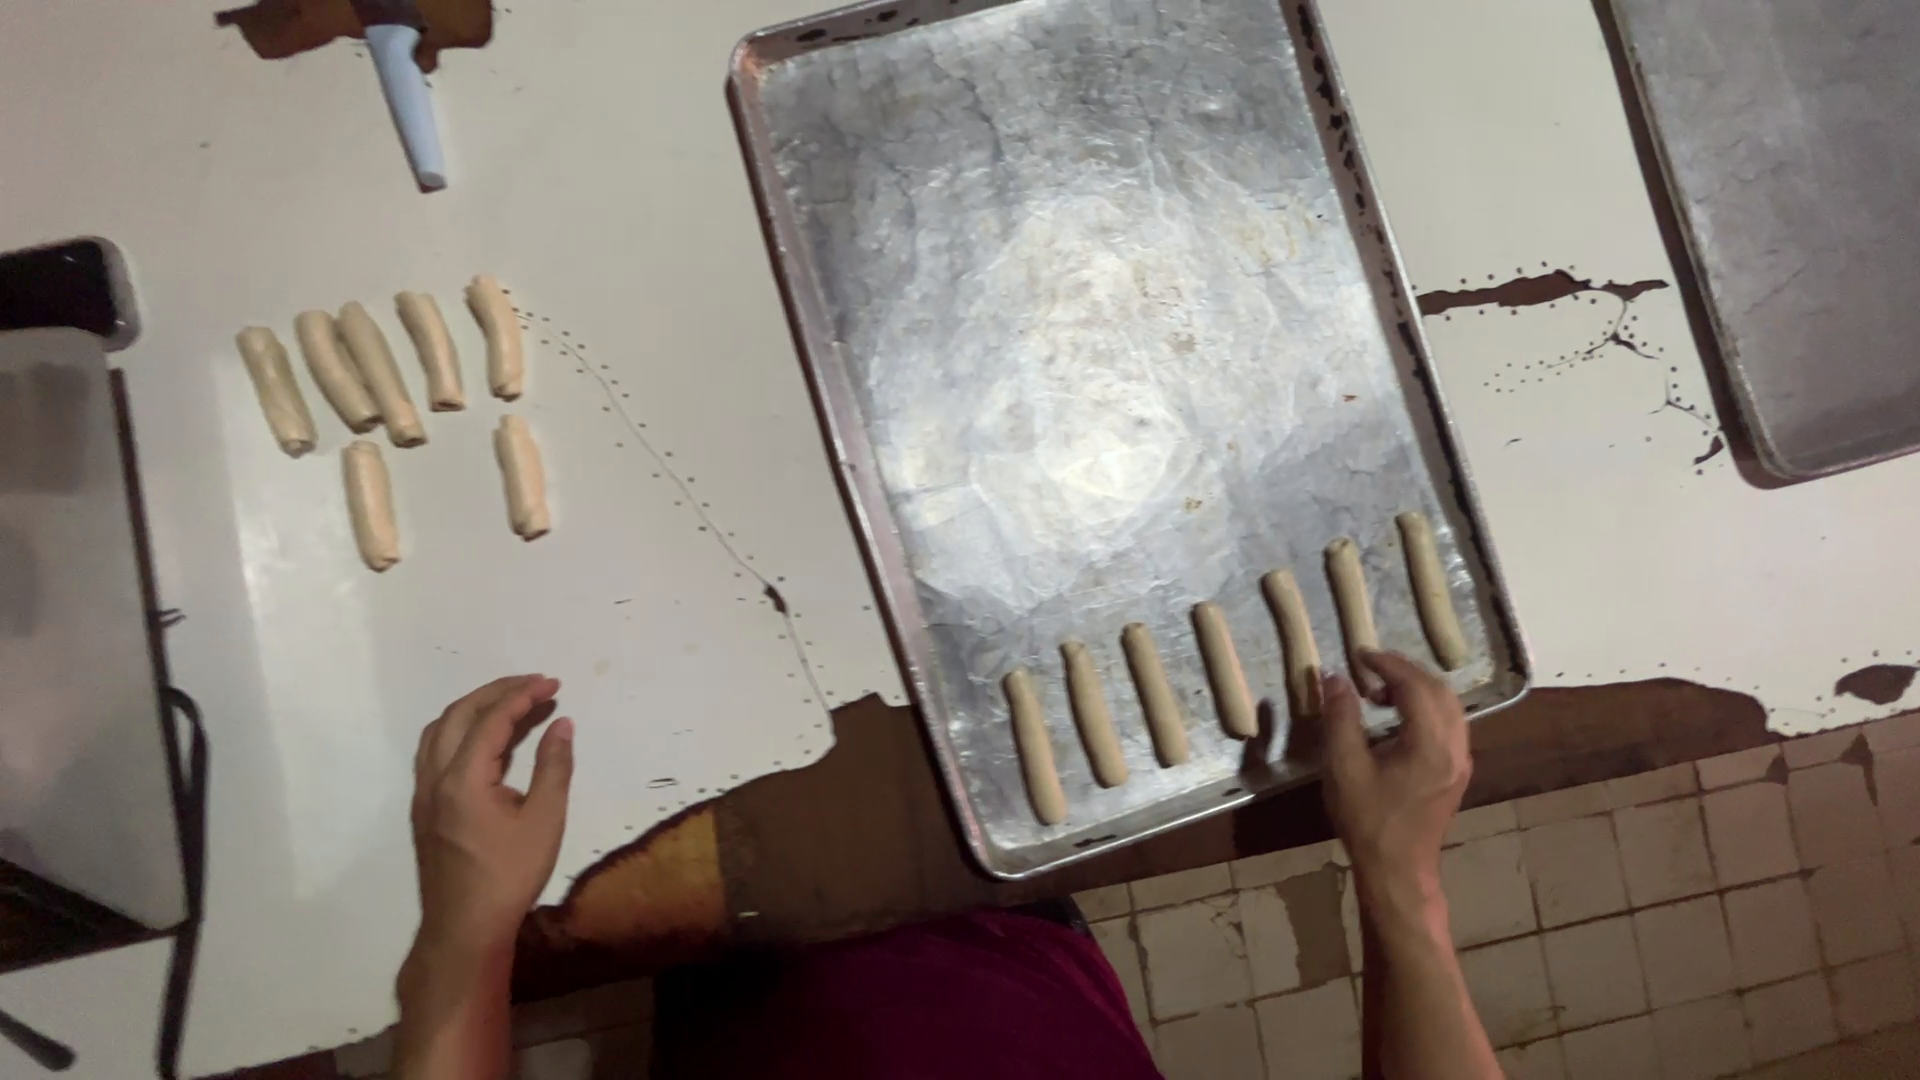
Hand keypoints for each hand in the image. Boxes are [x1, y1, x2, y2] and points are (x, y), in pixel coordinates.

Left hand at [409, 674, 574, 960]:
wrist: (465, 928)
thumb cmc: (510, 874)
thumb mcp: (545, 818)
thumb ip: (554, 765)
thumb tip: (562, 723)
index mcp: (463, 780)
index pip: (491, 720)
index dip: (523, 696)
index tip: (554, 684)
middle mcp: (435, 780)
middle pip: (458, 715)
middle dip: (498, 692)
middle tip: (537, 684)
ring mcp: (425, 794)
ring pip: (440, 731)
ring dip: (476, 708)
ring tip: (515, 703)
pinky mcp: (426, 807)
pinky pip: (437, 751)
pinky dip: (464, 730)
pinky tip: (492, 738)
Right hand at [1320, 651, 1470, 917]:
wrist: (1397, 868)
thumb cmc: (1367, 818)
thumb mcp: (1343, 765)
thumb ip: (1340, 717)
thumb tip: (1334, 677)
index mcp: (1430, 745)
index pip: (1416, 687)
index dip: (1387, 664)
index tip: (1359, 654)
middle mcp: (1455, 748)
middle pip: (1440, 691)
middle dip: (1405, 670)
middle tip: (1369, 663)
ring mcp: (1460, 761)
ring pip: (1449, 706)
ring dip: (1416, 687)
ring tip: (1379, 686)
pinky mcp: (1455, 770)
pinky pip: (1448, 722)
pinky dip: (1423, 705)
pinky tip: (1396, 713)